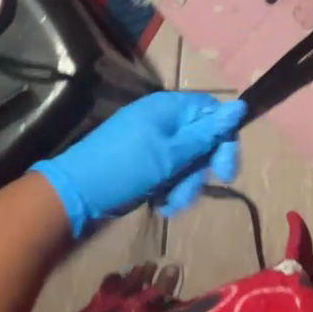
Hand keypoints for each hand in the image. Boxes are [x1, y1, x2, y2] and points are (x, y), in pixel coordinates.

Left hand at [31, 92, 244, 236]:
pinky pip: (169, 170)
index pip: (212, 113)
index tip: (225, 173)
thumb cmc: (123, 169)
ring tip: (168, 205)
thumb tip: (239, 107)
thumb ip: (206, 135)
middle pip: (201, 139)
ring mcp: (151, 140)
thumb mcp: (170, 155)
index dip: (224, 139)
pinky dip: (170, 187)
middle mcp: (162, 119)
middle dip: (199, 170)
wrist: (72, 196)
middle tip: (186, 195)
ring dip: (184, 184)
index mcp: (169, 107)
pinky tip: (159, 204)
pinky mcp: (142, 161)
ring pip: (186, 159)